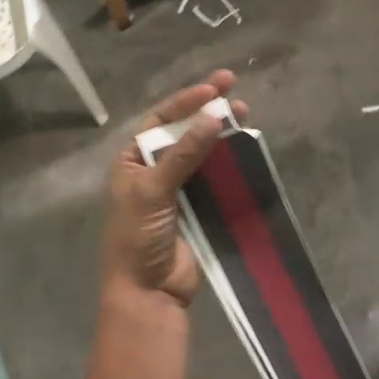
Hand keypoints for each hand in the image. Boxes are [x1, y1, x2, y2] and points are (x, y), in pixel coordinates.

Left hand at [101, 71, 248, 310]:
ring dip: (222, 132)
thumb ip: (184, 153)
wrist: (147, 291)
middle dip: (207, 109)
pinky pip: (216, 177)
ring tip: (245, 113)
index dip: (186, 101)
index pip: (160, 119)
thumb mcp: (154, 190)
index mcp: (132, 161)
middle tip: (234, 86)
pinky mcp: (199, 208)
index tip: (214, 87)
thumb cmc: (137, 237)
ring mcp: (178, 189)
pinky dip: (230, 161)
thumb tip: (213, 115)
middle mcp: (153, 170)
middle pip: (184, 131)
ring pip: (203, 152)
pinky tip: (246, 146)